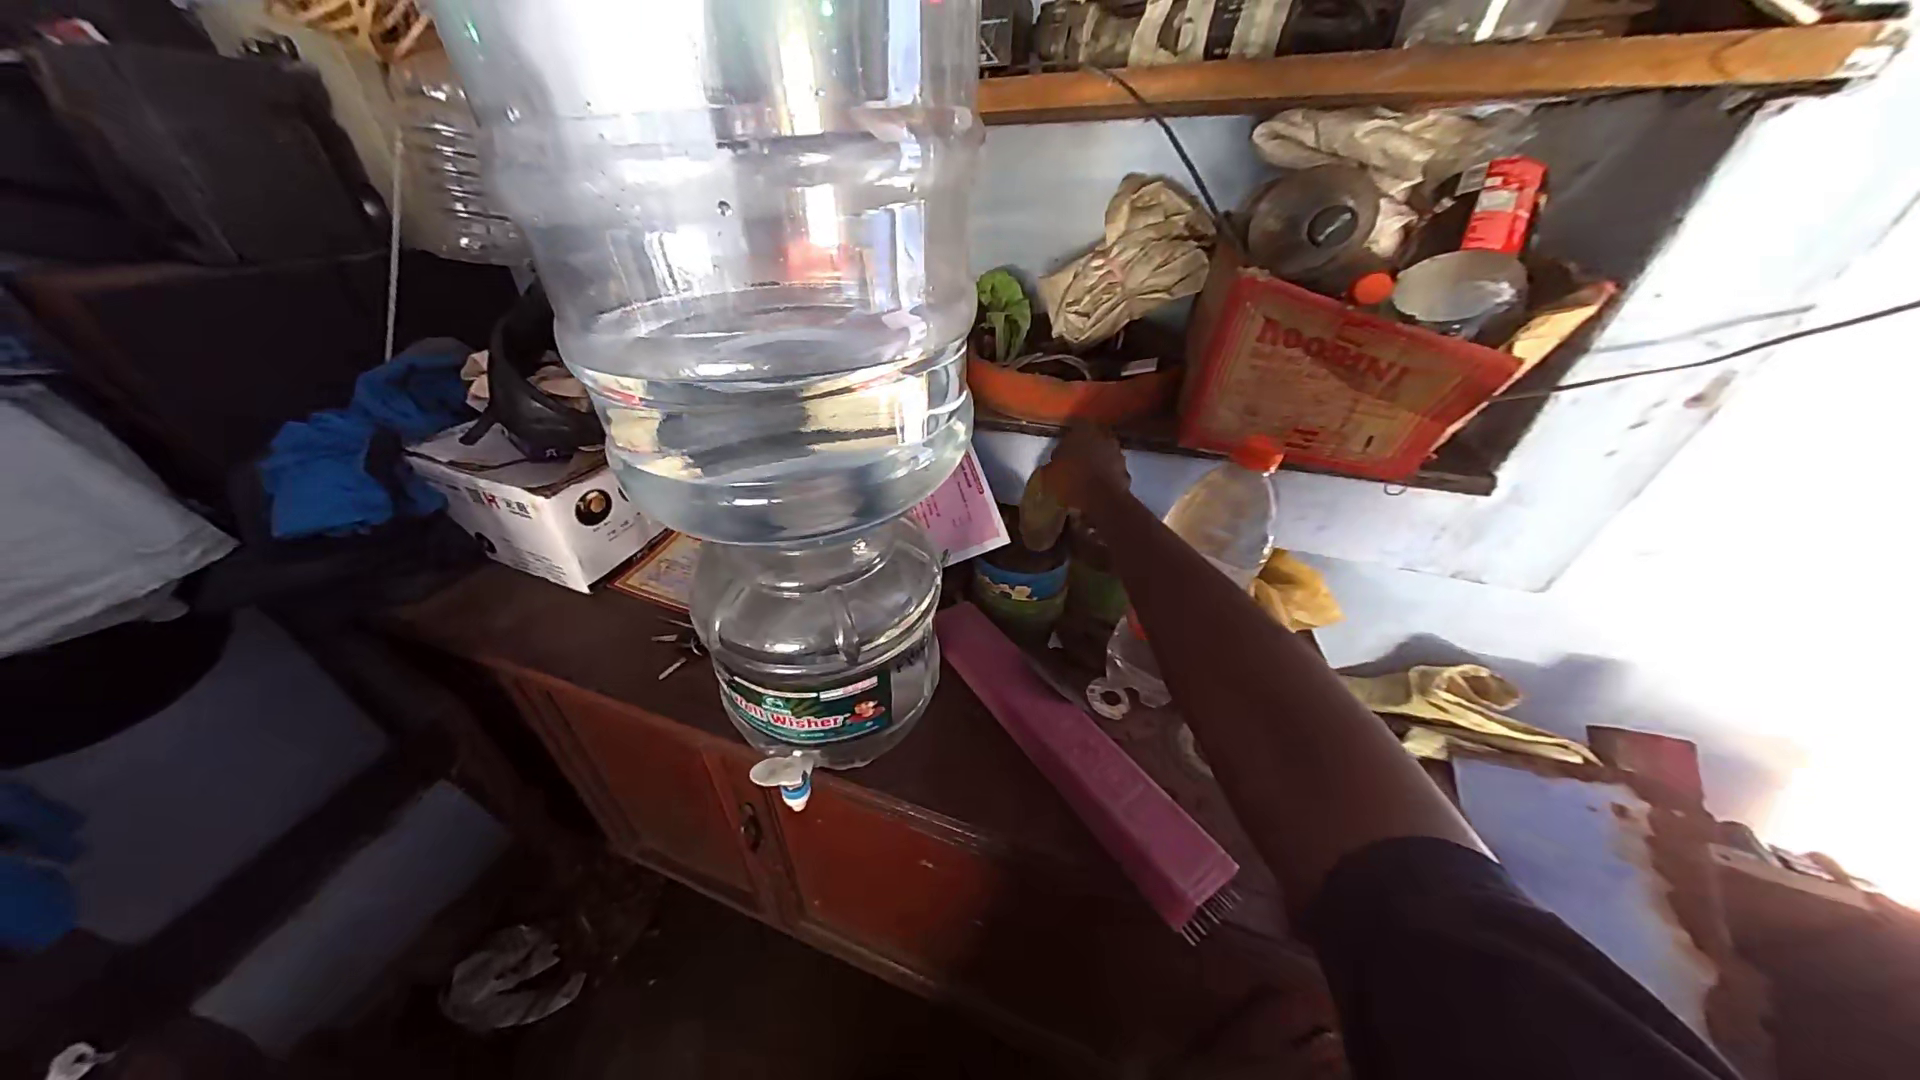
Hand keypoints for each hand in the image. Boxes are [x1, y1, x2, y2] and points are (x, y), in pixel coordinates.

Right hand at [1038, 421, 1128, 511]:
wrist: (1102, 499)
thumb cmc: (1071, 480)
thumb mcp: (1050, 474)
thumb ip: (1051, 465)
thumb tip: (1052, 465)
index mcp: (1083, 431)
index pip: (1076, 424)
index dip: (1069, 436)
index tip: (1063, 447)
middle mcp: (1103, 436)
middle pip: (1093, 438)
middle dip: (1085, 448)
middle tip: (1075, 461)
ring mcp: (1117, 453)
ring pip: (1105, 453)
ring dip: (1098, 461)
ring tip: (1087, 476)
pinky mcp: (1126, 470)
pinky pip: (1113, 470)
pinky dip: (1107, 476)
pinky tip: (1098, 487)